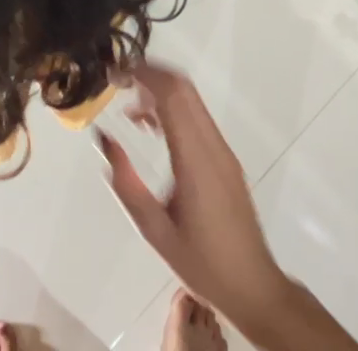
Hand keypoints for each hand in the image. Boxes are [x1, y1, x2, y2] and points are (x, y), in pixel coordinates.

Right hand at [99, 62, 286, 321]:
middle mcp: (213, 148)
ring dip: (160, 91)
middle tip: (117, 79)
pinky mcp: (225, 160)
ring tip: (127, 103)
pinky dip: (172, 109)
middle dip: (150, 74)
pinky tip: (149, 127)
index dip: (144, 75)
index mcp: (195, 162)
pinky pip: (197, 119)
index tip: (115, 71)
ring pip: (192, 101)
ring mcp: (223, 152)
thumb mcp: (153, 229)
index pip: (173, 98)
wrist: (252, 286)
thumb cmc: (201, 263)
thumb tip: (104, 139)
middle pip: (184, 90)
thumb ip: (126, 183)